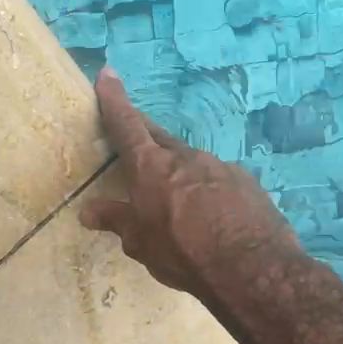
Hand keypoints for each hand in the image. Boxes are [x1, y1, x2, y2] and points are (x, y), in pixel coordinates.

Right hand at [79, 67, 303, 302]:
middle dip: (143, 135)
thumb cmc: (182, 253)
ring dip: (177, 172)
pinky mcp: (248, 184)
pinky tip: (208, 215)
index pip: (126, 124)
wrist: (254, 271)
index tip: (108, 72)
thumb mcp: (139, 242)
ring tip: (174, 200)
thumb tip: (88, 212)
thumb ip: (116, 220)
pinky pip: (216, 179)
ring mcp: (220, 167)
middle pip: (158, 137)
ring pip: (189, 161)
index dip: (114, 98)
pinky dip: (205, 189)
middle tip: (132, 141)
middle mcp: (185, 157)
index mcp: (150, 167)